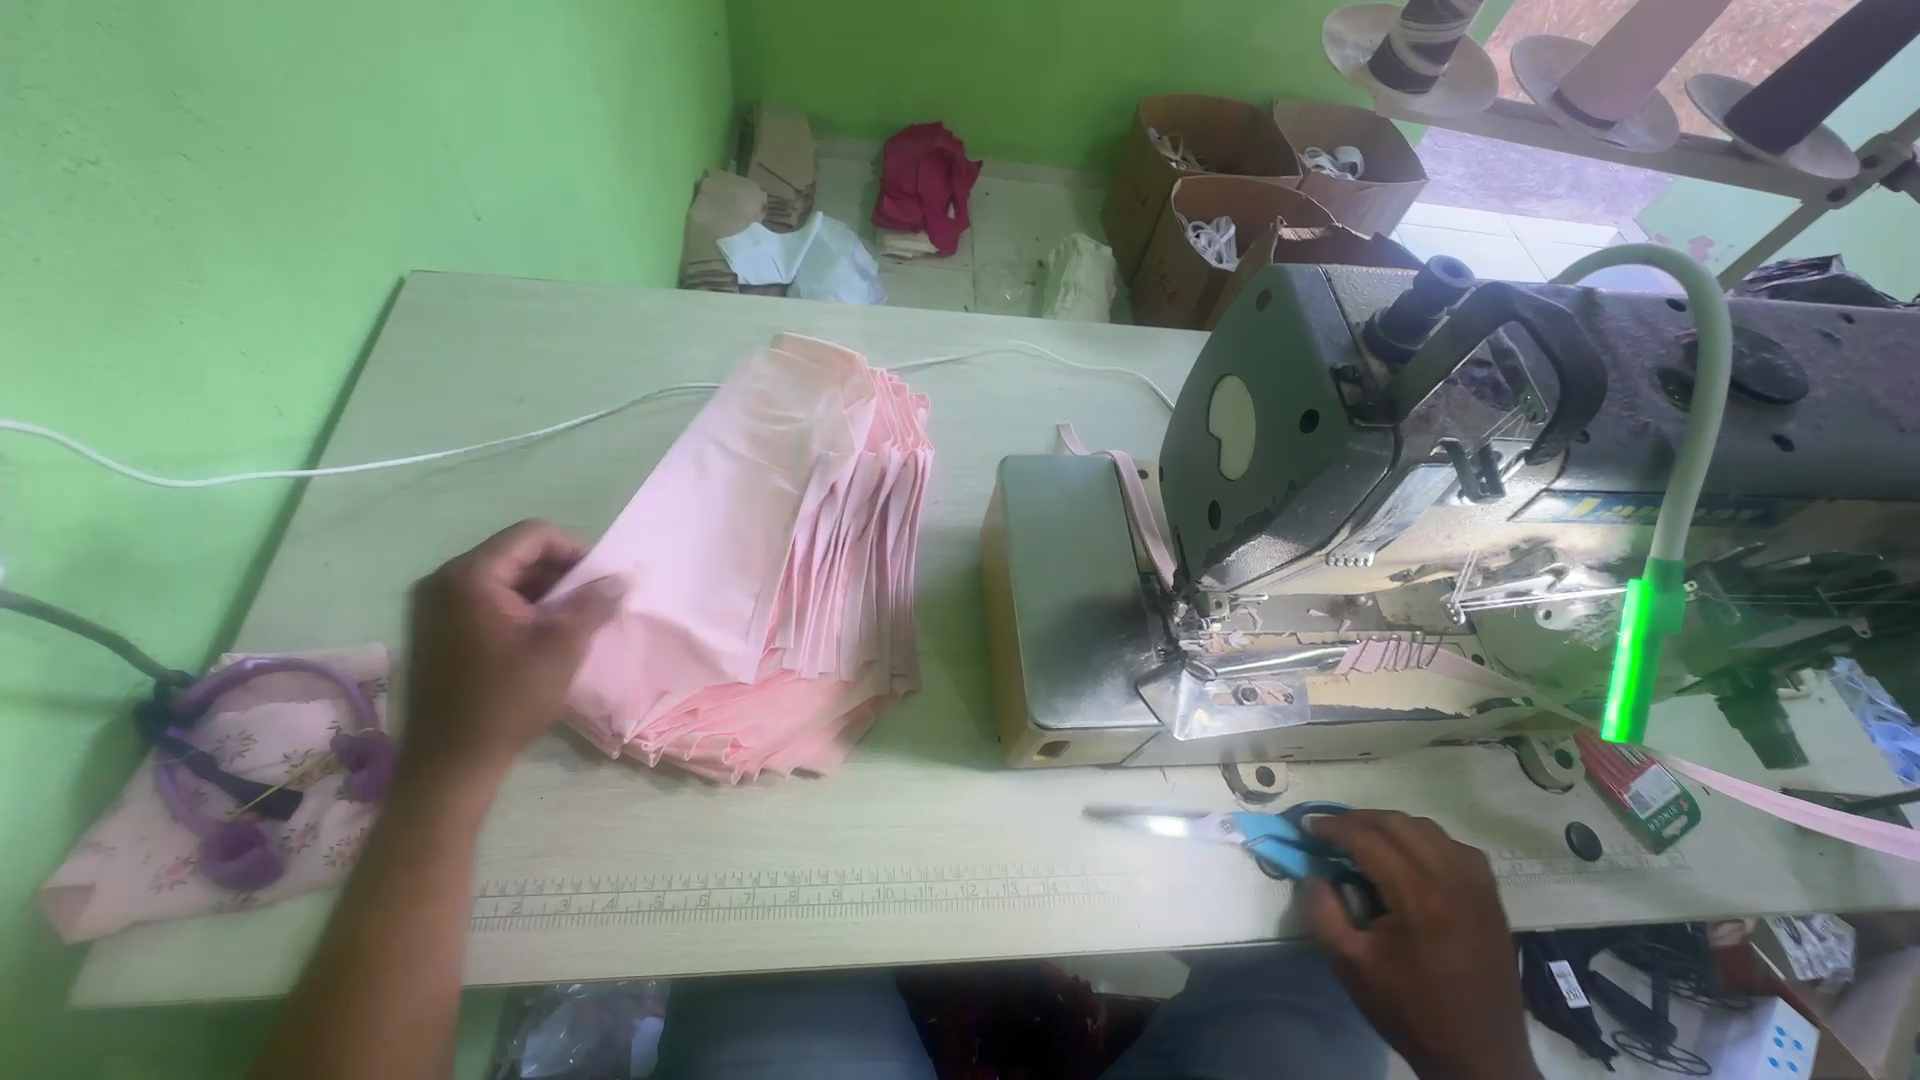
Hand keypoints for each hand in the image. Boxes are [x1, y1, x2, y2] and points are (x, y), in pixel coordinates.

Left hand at [402, 520, 621, 786]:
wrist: (452, 761)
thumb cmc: (509, 698)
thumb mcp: (563, 646)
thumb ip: (594, 603)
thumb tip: (622, 578)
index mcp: (471, 576)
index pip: (532, 535)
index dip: (574, 550)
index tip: (599, 581)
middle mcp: (445, 580)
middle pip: (516, 553)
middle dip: (560, 574)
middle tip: (590, 604)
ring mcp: (435, 606)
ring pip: (504, 578)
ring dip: (543, 593)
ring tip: (570, 624)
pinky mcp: (437, 630)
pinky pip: (487, 601)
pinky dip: (520, 609)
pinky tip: (540, 639)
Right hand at [1306, 811, 1539, 1079]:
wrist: (1477, 1054)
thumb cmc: (1408, 1009)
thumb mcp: (1348, 963)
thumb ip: (1321, 911)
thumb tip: (1313, 874)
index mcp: (1417, 896)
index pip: (1367, 839)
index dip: (1332, 827)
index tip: (1307, 827)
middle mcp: (1452, 880)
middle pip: (1398, 824)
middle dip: (1358, 819)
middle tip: (1329, 828)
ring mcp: (1478, 887)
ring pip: (1429, 830)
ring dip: (1391, 825)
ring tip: (1365, 838)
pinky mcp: (1491, 899)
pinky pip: (1457, 848)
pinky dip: (1427, 840)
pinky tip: (1411, 855)